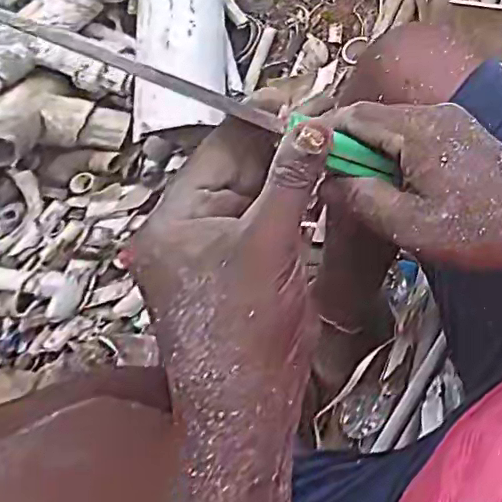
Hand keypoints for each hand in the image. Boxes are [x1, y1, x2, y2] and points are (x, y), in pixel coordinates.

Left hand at [129, 120, 332, 424]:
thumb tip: (309, 130)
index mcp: (175, 221)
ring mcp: (223, 243)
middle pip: (242, 163)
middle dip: (283, 139)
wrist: (253, 405)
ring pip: (262, 185)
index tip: (293, 96)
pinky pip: (275, 209)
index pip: (218, 148)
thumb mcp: (267, 245)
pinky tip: (323, 175)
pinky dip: (299, 191)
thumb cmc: (240, 341)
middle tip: (320, 113)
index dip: (259, 119)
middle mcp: (193, 227)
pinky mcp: (251, 257)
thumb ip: (291, 180)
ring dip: (294, 163)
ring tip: (327, 136)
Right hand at [317, 102, 501, 275]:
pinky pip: (417, 135)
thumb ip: (363, 199)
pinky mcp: (463, 132)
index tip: (306, 160)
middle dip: (349, 149)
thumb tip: (329, 182)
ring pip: (394, 128)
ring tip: (369, 192)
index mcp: (418, 128)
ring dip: (374, 155)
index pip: (352, 115)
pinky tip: (401, 188)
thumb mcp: (411, 225)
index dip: (323, 136)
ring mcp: (452, 119)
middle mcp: (435, 113)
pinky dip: (399, 156)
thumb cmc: (484, 229)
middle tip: (336, 184)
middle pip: (373, 119)